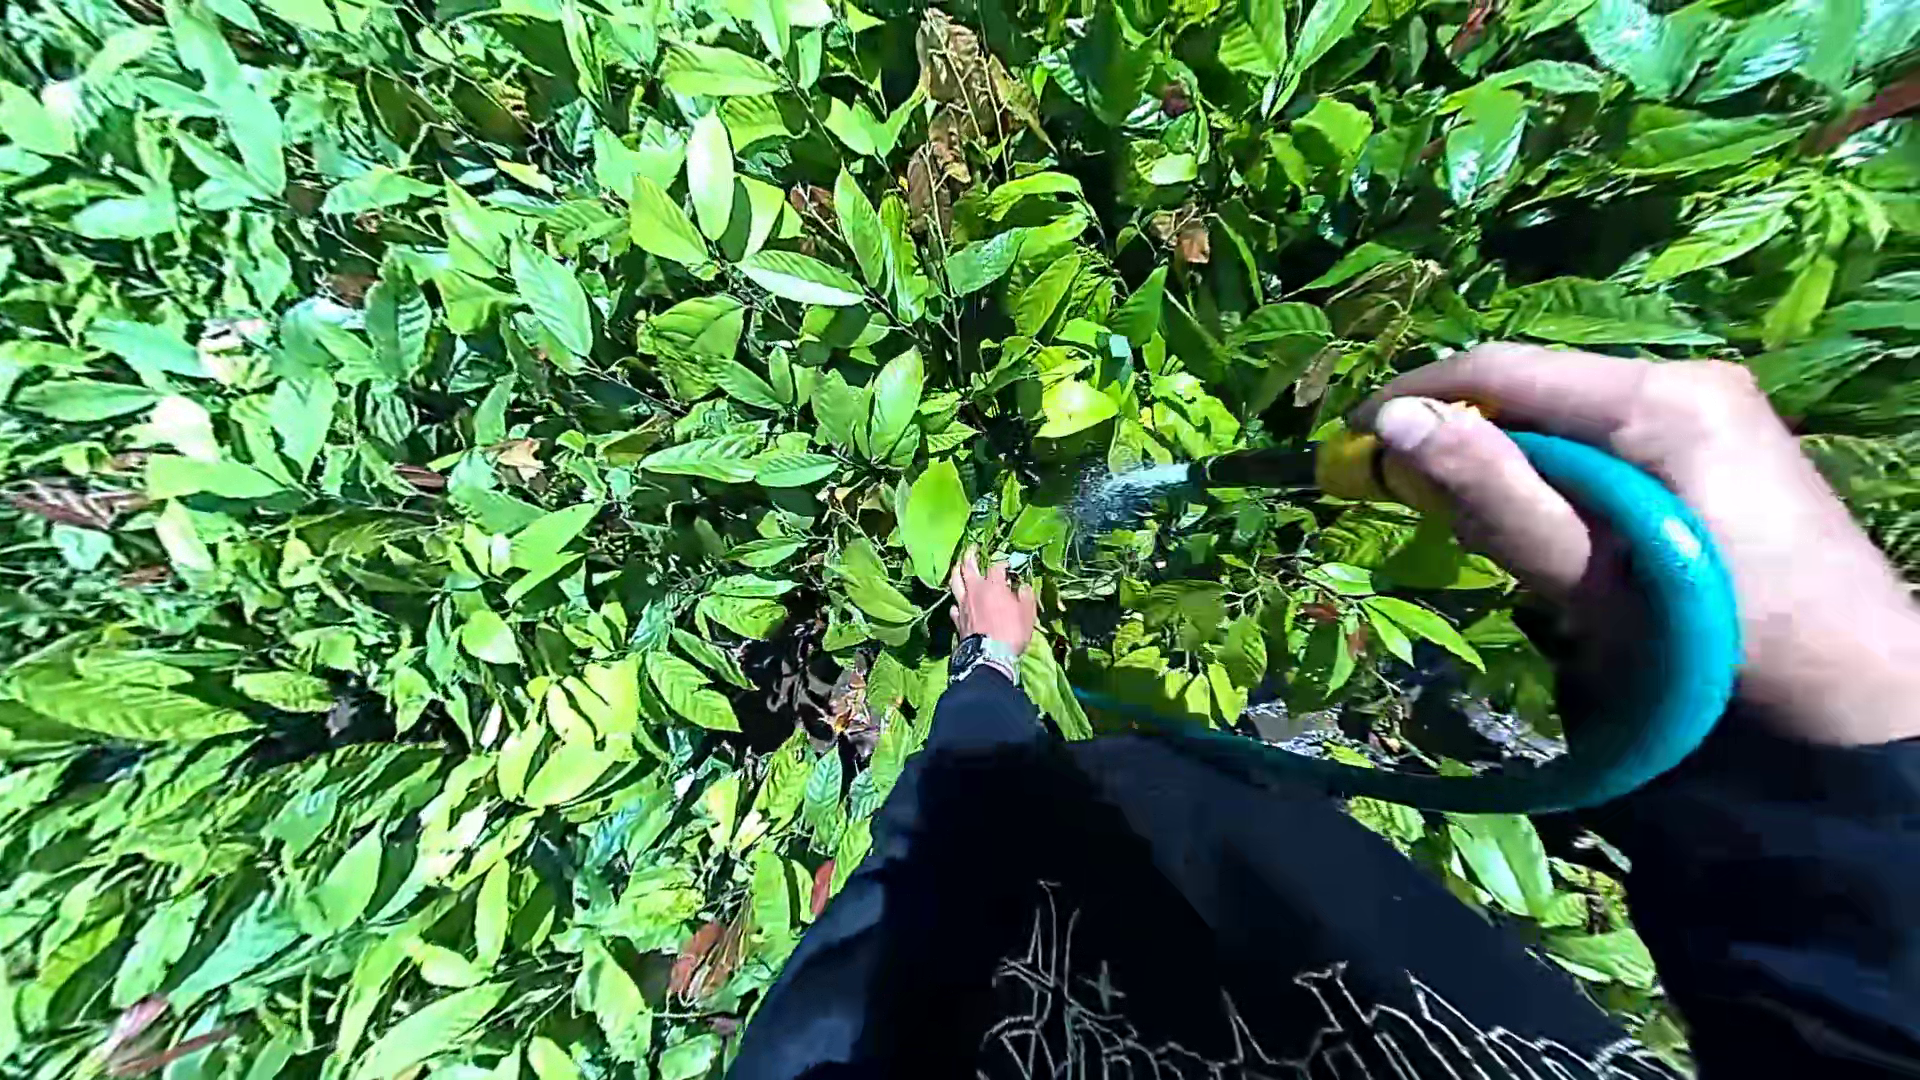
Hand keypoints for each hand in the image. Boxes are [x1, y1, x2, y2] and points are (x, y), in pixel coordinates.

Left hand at [948, 546, 1037, 656]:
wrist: (990, 656)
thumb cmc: (1012, 632)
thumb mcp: (1027, 613)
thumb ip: (1026, 596)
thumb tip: (1024, 586)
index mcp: (993, 585)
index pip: (996, 566)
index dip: (1002, 563)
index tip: (1007, 565)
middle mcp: (975, 590)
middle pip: (968, 567)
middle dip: (970, 555)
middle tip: (972, 548)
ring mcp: (963, 604)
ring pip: (955, 582)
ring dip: (956, 572)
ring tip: (957, 566)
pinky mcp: (957, 619)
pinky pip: (954, 606)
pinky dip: (956, 601)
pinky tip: (957, 602)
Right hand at [1354, 343, 1919, 745]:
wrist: (1836, 676)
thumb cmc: (1695, 624)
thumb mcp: (1571, 561)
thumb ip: (1484, 484)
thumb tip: (1391, 418)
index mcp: (1654, 400)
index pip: (1495, 367)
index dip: (1410, 394)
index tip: (1353, 436)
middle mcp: (1676, 380)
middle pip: (1519, 384)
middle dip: (1448, 431)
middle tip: (1407, 491)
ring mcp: (1691, 403)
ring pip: (1541, 409)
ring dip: (1486, 454)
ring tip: (1477, 517)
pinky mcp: (1690, 432)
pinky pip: (1572, 430)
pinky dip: (1525, 466)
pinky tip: (1533, 513)